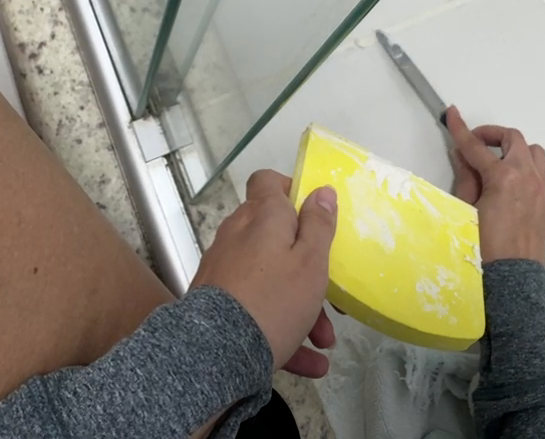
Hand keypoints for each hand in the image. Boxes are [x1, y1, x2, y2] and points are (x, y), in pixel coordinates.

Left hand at [191, 170, 338, 377]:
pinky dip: (280, 328)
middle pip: (276, 237)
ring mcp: (224, 267)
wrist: (214, 355)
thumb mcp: (311, 261)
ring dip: (300, 305)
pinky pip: (254, 307)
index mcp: (262, 215)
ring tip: (324, 340)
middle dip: (306, 265)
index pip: (268, 181)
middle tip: (330, 295)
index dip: (290, 191)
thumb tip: (322, 191)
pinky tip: (309, 362)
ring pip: (269, 277)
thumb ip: (319, 225)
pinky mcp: (215, 301)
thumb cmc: (273, 298)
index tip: (312, 217)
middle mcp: (238, 233)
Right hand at [446, 106, 544, 263]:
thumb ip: (466, 176)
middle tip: (475, 144)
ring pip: (532, 151)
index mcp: (504, 177)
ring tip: (496, 161)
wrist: (513, 279)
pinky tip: (508, 181)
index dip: (461, 128)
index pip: (477, 146)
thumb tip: (462, 154)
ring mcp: (541, 187)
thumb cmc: (483, 245)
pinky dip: (523, 165)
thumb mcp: (466, 208)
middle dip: (491, 135)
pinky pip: (538, 170)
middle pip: (512, 138)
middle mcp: (527, 176)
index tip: (452, 113)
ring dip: (513, 148)